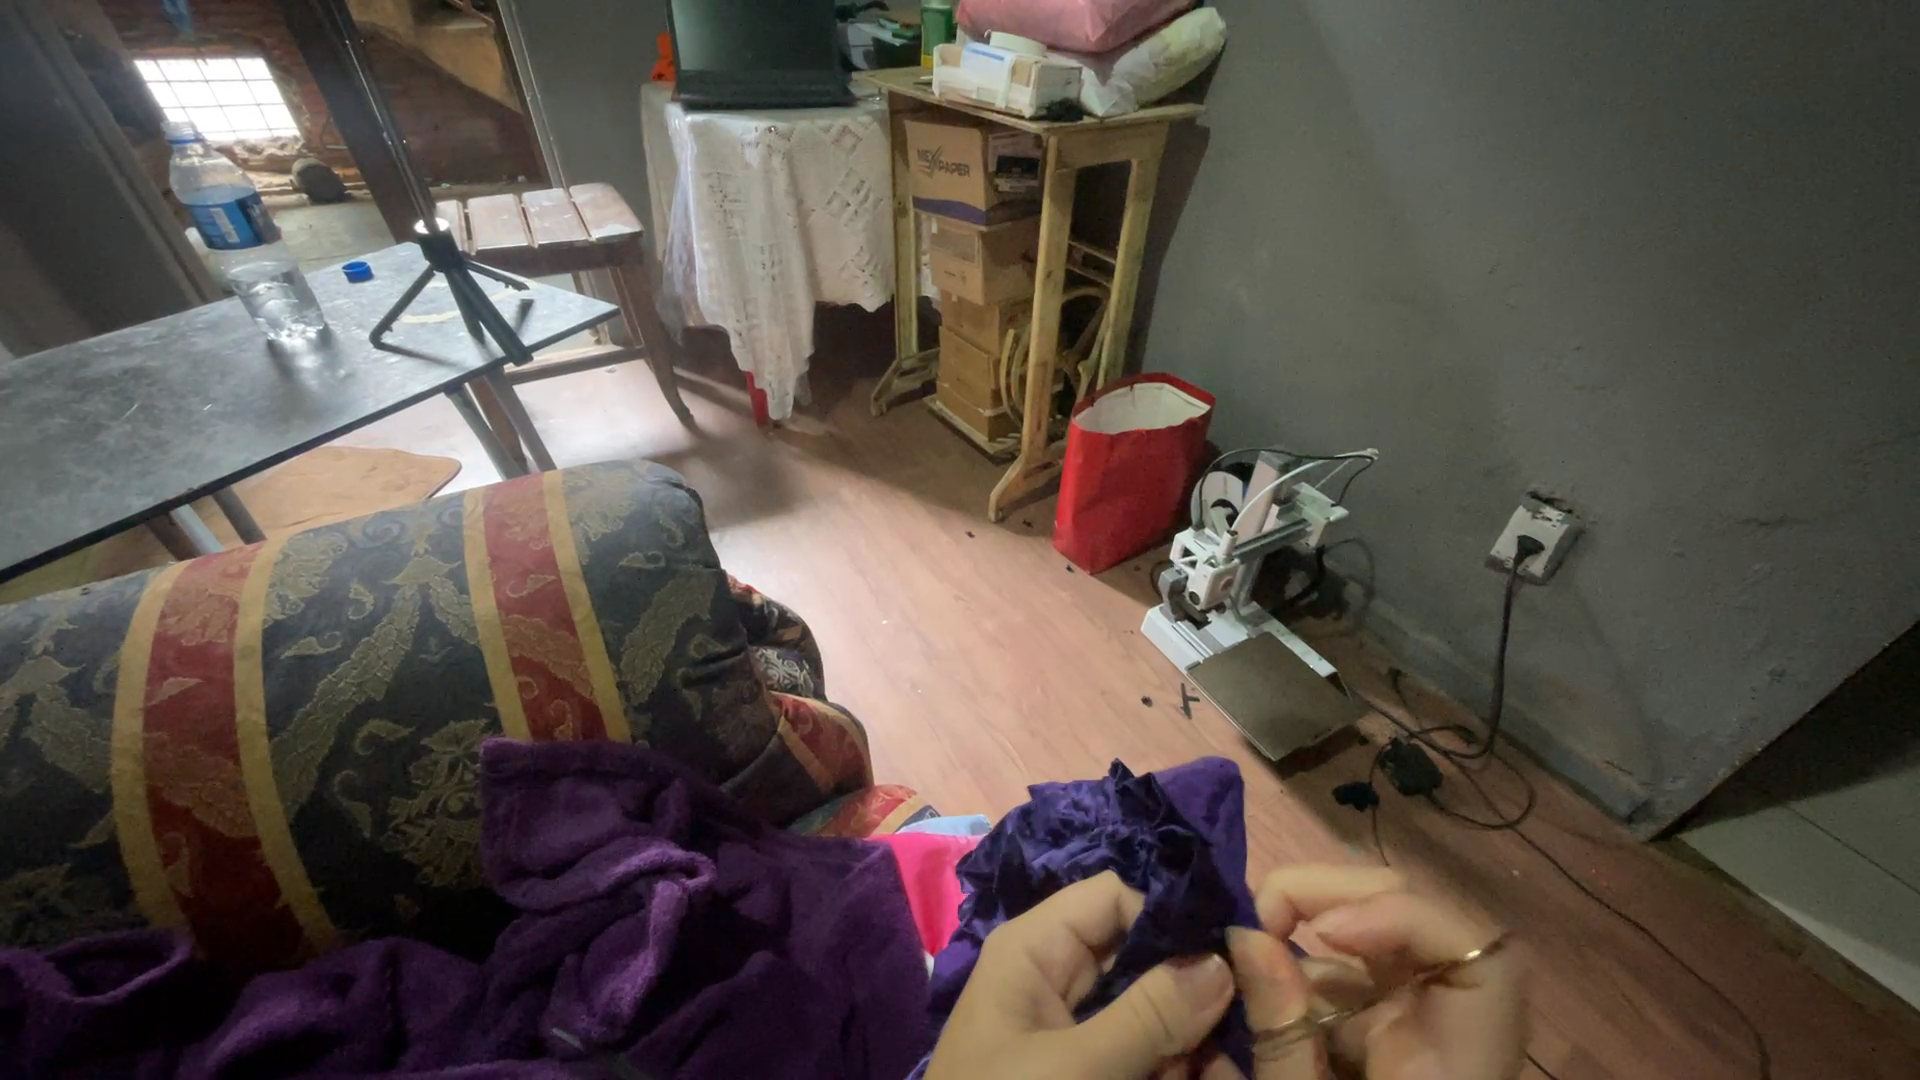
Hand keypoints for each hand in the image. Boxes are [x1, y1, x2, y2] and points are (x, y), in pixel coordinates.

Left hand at [923, 870, 1239, 1079]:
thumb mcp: (1074, 1068)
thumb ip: (1148, 1015)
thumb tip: (1221, 960)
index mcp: (1034, 946)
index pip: (1113, 897)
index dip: (1170, 917)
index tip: (1232, 955)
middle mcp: (1054, 971)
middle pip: (1137, 951)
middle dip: (1190, 984)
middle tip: (1244, 1018)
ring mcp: (1071, 1022)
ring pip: (1146, 1003)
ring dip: (1189, 1034)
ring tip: (1228, 1064)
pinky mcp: (1086, 1065)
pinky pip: (1139, 1046)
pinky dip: (1171, 1061)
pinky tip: (1204, 1075)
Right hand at [1227, 866, 1525, 1079]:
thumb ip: (1281, 1035)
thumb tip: (1247, 934)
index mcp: (1456, 1072)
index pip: (1485, 960)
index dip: (1407, 917)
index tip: (1326, 933)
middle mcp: (1448, 1035)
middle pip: (1419, 918)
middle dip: (1331, 895)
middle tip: (1261, 913)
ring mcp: (1417, 1029)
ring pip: (1376, 933)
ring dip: (1305, 918)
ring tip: (1245, 938)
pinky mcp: (1384, 1033)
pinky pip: (1348, 970)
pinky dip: (1297, 958)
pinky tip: (1256, 974)